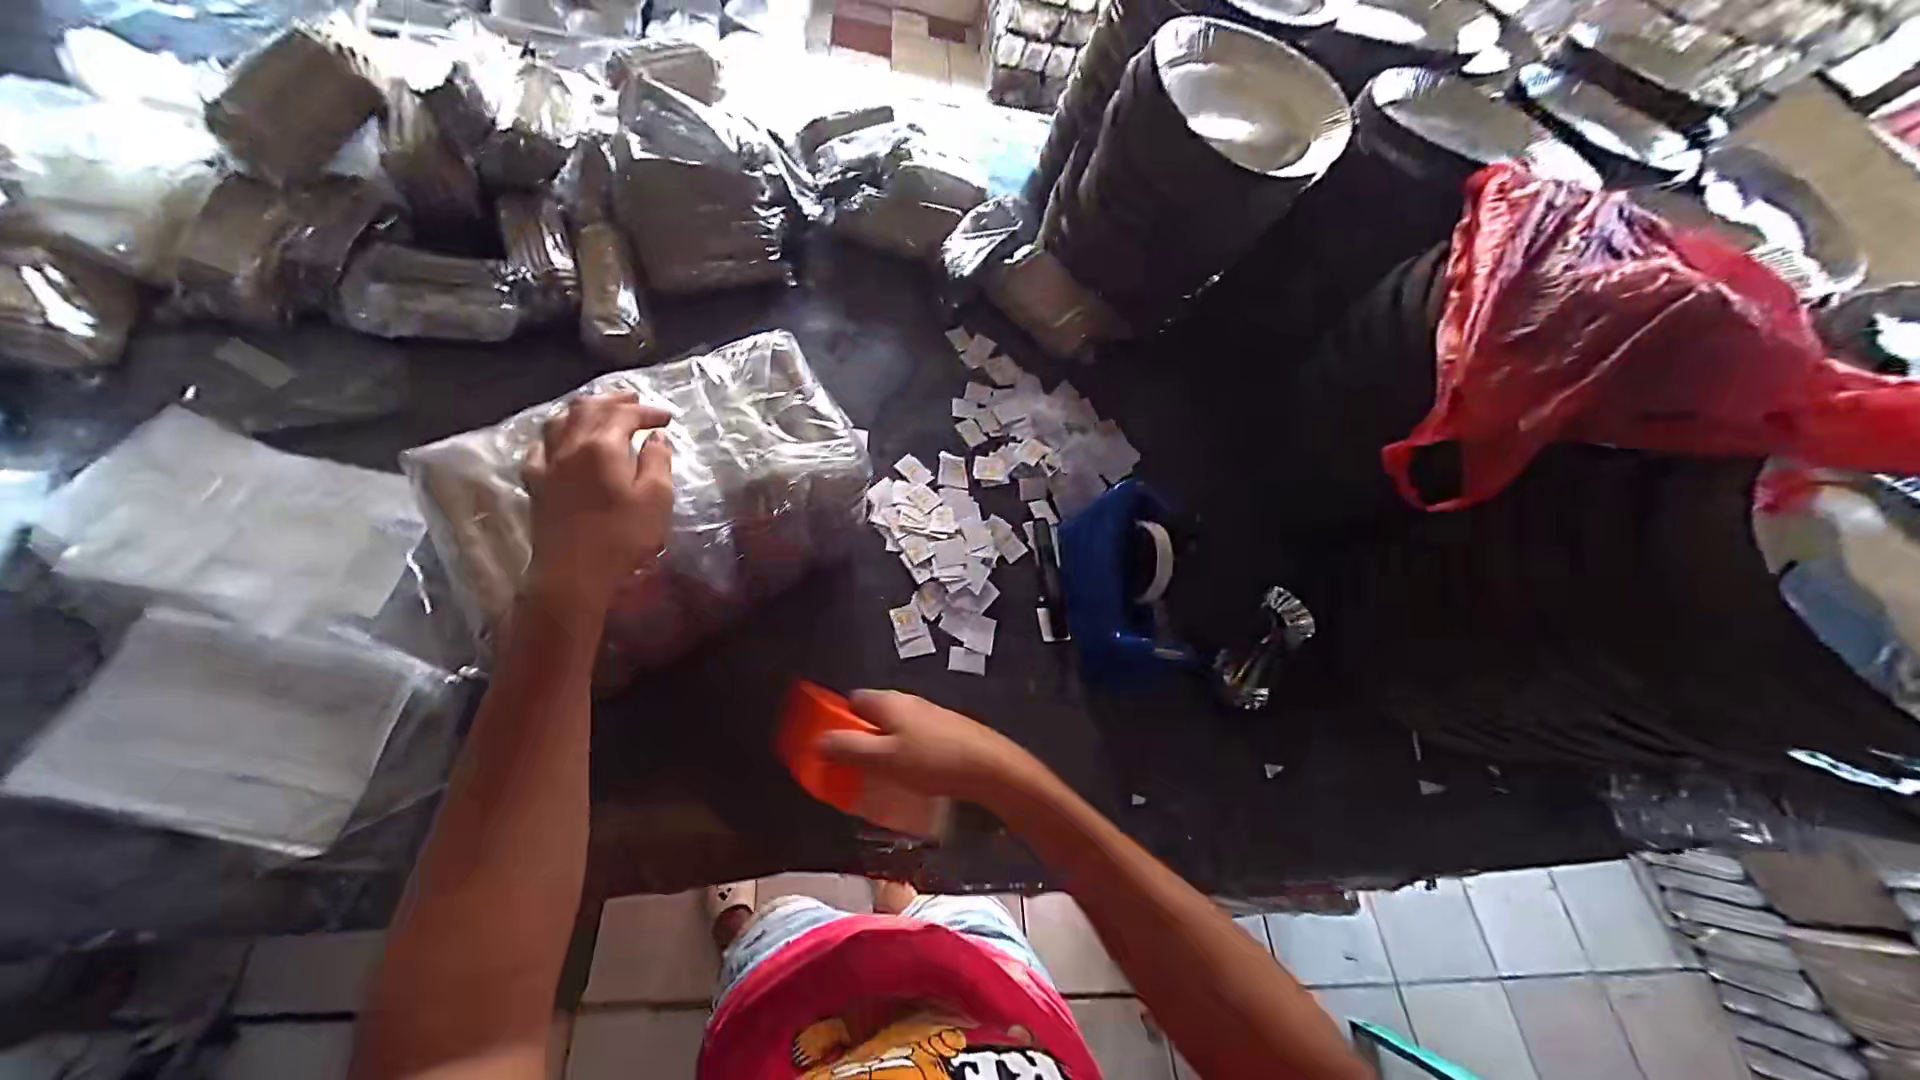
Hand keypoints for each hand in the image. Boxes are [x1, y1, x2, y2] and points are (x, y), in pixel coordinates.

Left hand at [523, 392, 672, 612]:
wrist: (573, 573)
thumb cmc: (623, 536)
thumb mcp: (656, 498)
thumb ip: (657, 462)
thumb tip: (656, 437)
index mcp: (603, 446)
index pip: (625, 414)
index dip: (647, 412)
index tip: (667, 418)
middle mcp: (570, 446)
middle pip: (587, 408)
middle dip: (613, 400)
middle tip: (634, 401)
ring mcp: (548, 463)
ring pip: (559, 420)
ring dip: (582, 410)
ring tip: (600, 412)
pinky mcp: (535, 483)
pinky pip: (541, 445)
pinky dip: (556, 434)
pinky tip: (562, 441)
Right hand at [818, 690, 1054, 808]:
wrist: (989, 767)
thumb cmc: (934, 760)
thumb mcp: (883, 759)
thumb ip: (849, 749)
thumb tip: (818, 741)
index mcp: (888, 702)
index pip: (850, 700)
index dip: (836, 720)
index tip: (828, 745)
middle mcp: (907, 702)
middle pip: (871, 717)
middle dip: (858, 741)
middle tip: (851, 769)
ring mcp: (928, 716)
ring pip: (892, 731)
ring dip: (881, 752)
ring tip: (878, 779)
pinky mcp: (943, 732)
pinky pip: (911, 741)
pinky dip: (902, 757)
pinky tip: (907, 779)